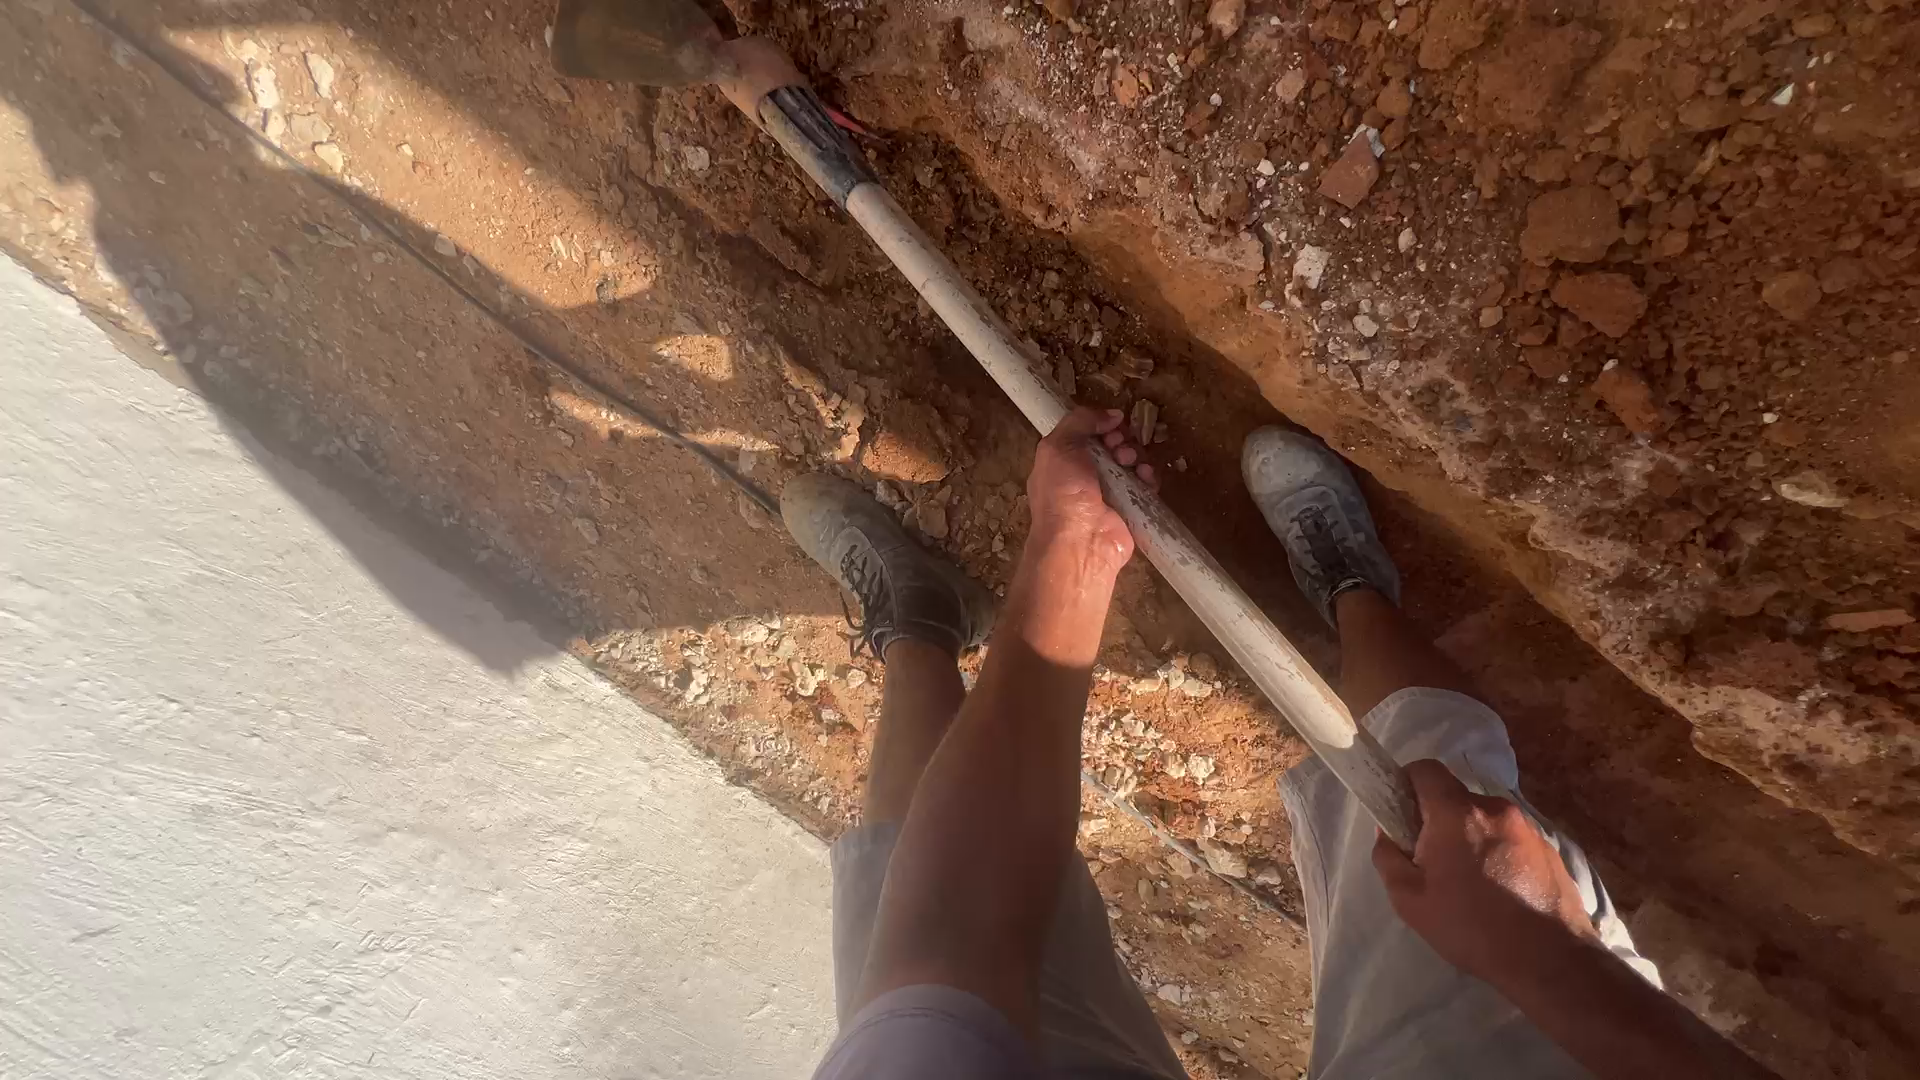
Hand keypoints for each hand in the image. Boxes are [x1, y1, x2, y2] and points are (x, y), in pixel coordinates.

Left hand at [1027, 408, 1153, 576]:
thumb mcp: (1058, 446)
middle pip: (1112, 445)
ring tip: (1131, 462)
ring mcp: (1109, 493)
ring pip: (1131, 463)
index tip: (1110, 425)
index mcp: (1062, 461)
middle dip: (1121, 440)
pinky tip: (1146, 477)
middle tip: (1119, 448)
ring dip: (1136, 456)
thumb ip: (1080, 421)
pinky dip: (1149, 478)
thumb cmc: (1062, 492)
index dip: (1101, 425)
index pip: (1087, 434)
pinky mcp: (1130, 509)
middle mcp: (1084, 476)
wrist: (1078, 542)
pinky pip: (1145, 486)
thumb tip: (1110, 415)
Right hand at [1372, 760, 1596, 984]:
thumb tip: (1389, 834)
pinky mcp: (1552, 851)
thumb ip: (1387, 855)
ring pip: (1484, 819)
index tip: (1403, 813)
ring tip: (1472, 879)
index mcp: (1456, 813)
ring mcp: (1528, 829)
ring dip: (1471, 836)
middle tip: (1434, 857)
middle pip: (1455, 797)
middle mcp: (1494, 809)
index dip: (1407, 784)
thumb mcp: (1408, 898)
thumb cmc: (1472, 927)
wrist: (1555, 966)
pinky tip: (1501, 890)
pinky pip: (1510, 838)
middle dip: (1439, 818)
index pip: (1424, 769)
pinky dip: (1499, 853)